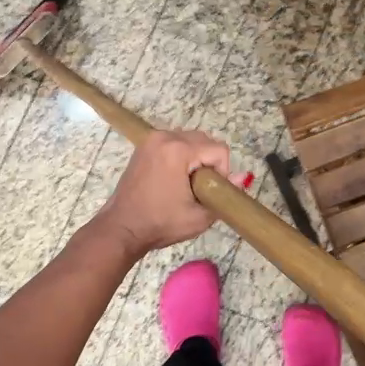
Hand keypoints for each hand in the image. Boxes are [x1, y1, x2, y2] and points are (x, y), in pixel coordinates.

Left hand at [93, 129, 231, 258]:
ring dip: (197, 158)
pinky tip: (175, 178)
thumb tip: (243, 177)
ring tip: (188, 184)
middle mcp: (164, 137)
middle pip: (204, 140)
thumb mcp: (199, 216)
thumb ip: (224, 194)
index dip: (222, 172)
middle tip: (201, 189)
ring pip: (190, 139)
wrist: (121, 228)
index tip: (211, 192)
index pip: (218, 150)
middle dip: (210, 162)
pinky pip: (174, 142)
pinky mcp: (144, 146)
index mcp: (178, 150)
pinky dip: (182, 156)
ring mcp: (152, 139)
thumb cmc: (160, 224)